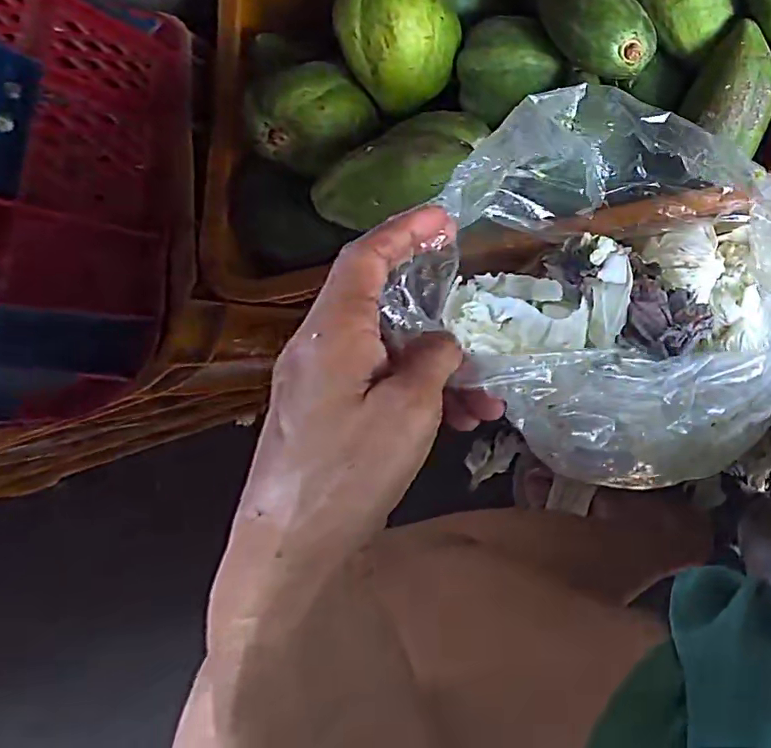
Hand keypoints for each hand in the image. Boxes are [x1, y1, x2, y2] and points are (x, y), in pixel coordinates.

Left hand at [235, 207, 504, 561]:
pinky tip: (460, 420)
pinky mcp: (328, 412)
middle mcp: (321, 348)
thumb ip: (433, 359)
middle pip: (380, 300)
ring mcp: (322, 382)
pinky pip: (381, 382)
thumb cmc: (348, 472)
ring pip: (391, 349)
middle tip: (469, 286)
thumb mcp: (409, 409)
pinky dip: (421, 390)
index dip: (404, 230)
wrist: (286, 553)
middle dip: (432, 298)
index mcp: (333, 334)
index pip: (365, 259)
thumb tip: (441, 340)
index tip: (443, 217)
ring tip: (484, 397)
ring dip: (439, 363)